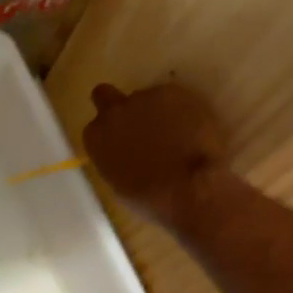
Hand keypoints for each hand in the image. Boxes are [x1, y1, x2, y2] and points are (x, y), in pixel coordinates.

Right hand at [83, 82, 226, 224]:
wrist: (192, 189)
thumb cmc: (153, 200)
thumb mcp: (120, 184)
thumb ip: (116, 158)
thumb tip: (128, 152)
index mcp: (96, 137)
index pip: (96, 126)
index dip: (111, 133)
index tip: (125, 143)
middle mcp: (114, 111)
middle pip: (107, 96)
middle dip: (120, 107)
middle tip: (143, 125)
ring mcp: (144, 98)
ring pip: (146, 98)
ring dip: (157, 111)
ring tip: (180, 135)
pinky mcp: (174, 92)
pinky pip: (175, 97)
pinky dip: (183, 110)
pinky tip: (196, 130)